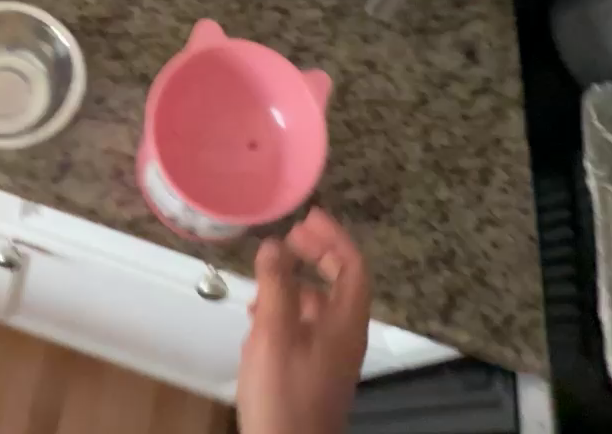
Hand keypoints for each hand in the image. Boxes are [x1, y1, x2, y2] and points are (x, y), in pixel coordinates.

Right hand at [237, 209, 372, 433]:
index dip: (334, 237)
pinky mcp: (313, 371)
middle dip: (318, 253)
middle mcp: (344, 336)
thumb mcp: (274, 334)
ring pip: (321, 303)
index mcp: (344, 324)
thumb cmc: (283, 395)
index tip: (308, 216)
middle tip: (290, 236)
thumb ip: (275, 285)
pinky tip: (258, 315)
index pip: (353, 267)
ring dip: (297, 280)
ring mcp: (330, 356)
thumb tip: (275, 244)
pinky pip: (307, 324)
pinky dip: (287, 307)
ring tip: (265, 274)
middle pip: (341, 282)